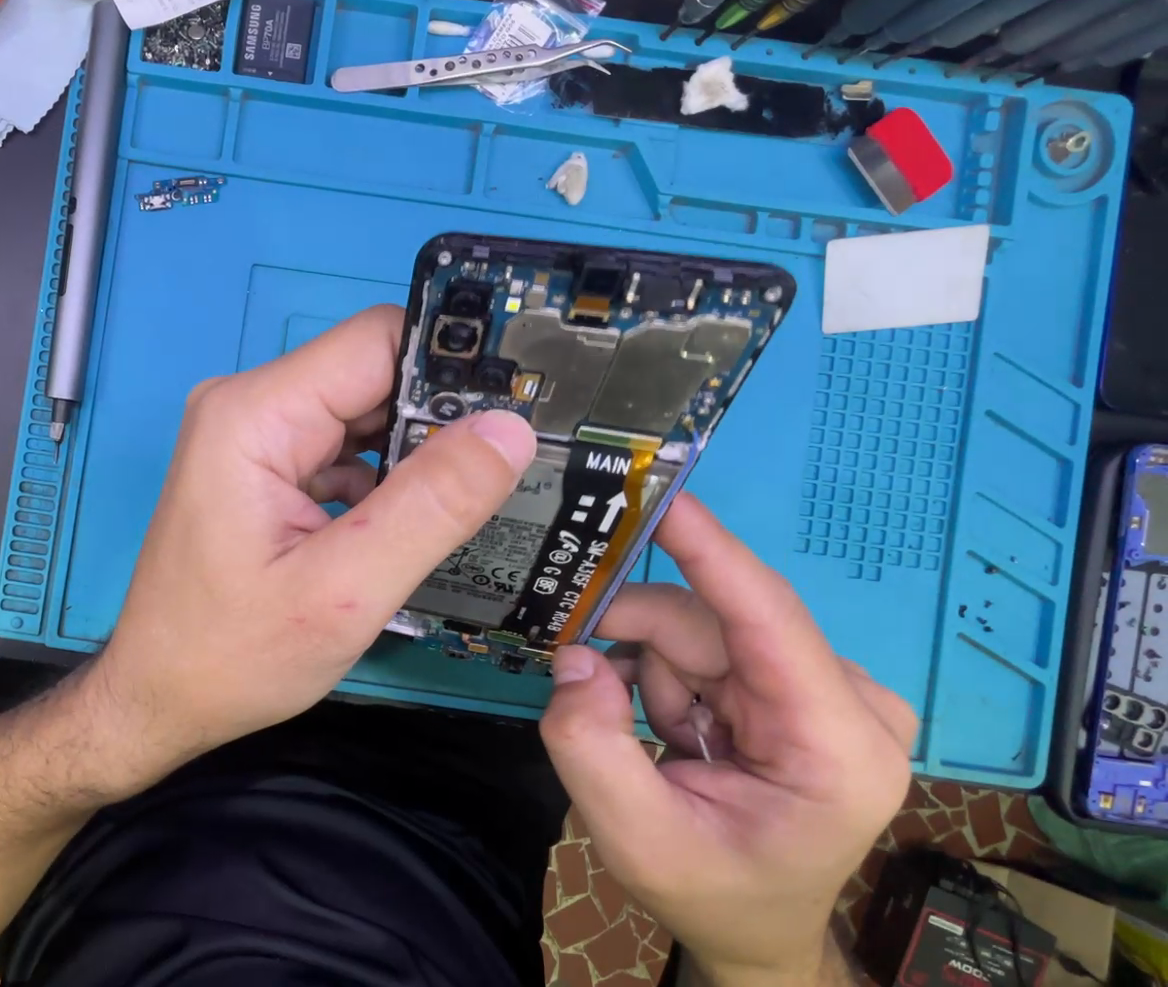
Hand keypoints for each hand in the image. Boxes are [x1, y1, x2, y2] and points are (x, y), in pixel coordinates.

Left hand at [92, 305, 536, 776]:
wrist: (159, 696)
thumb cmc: (233, 655)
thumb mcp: (345, 589)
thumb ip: (432, 504)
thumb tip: (509, 428)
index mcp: (255, 414)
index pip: (376, 341)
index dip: (454, 366)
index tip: (524, 405)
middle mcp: (249, 405)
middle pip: (371, 375)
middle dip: (441, 416)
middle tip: (511, 468)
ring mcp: (252, 436)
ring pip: (362, 413)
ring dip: (415, 453)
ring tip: (470, 500)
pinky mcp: (262, 467)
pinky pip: (341, 447)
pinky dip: (384, 477)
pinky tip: (413, 518)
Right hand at [538, 494, 915, 985]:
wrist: (752, 924)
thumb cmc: (710, 891)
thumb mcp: (635, 837)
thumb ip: (589, 745)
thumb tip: (573, 656)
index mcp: (834, 746)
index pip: (767, 617)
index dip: (708, 548)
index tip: (659, 492)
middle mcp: (842, 700)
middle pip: (707, 620)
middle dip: (633, 643)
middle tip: (577, 673)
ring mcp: (817, 686)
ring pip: (691, 627)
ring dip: (645, 672)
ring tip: (646, 738)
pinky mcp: (787, 680)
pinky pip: (695, 643)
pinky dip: (657, 676)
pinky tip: (665, 726)